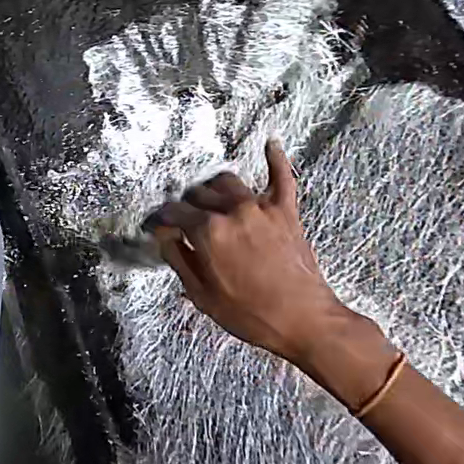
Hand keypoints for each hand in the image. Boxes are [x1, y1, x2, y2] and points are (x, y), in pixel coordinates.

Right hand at [150, 139, 377, 370]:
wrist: (305, 320)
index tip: (158, 227)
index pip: (173, 213)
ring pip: (227, 181)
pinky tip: (270, 143)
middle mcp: (232, 211)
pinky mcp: (285, 210)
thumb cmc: (253, 315)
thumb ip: (179, 260)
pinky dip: (275, 158)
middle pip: (198, 194)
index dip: (161, 220)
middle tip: (184, 220)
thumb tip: (164, 238)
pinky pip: (281, 176)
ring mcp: (261, 207)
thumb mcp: (203, 296)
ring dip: (213, 189)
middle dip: (185, 206)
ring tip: (209, 200)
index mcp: (208, 232)